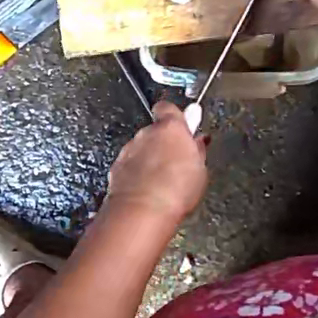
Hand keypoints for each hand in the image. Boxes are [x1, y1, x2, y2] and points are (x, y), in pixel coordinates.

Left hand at [107, 102, 207, 220]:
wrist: (143, 209)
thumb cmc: (175, 189)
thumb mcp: (200, 168)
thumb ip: (196, 149)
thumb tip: (197, 140)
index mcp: (170, 128)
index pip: (168, 108)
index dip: (174, 116)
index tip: (182, 125)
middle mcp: (146, 134)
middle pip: (155, 131)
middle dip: (163, 143)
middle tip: (176, 161)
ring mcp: (129, 149)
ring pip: (141, 148)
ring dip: (149, 158)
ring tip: (163, 180)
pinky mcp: (117, 166)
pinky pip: (130, 164)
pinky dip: (137, 172)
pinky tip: (148, 187)